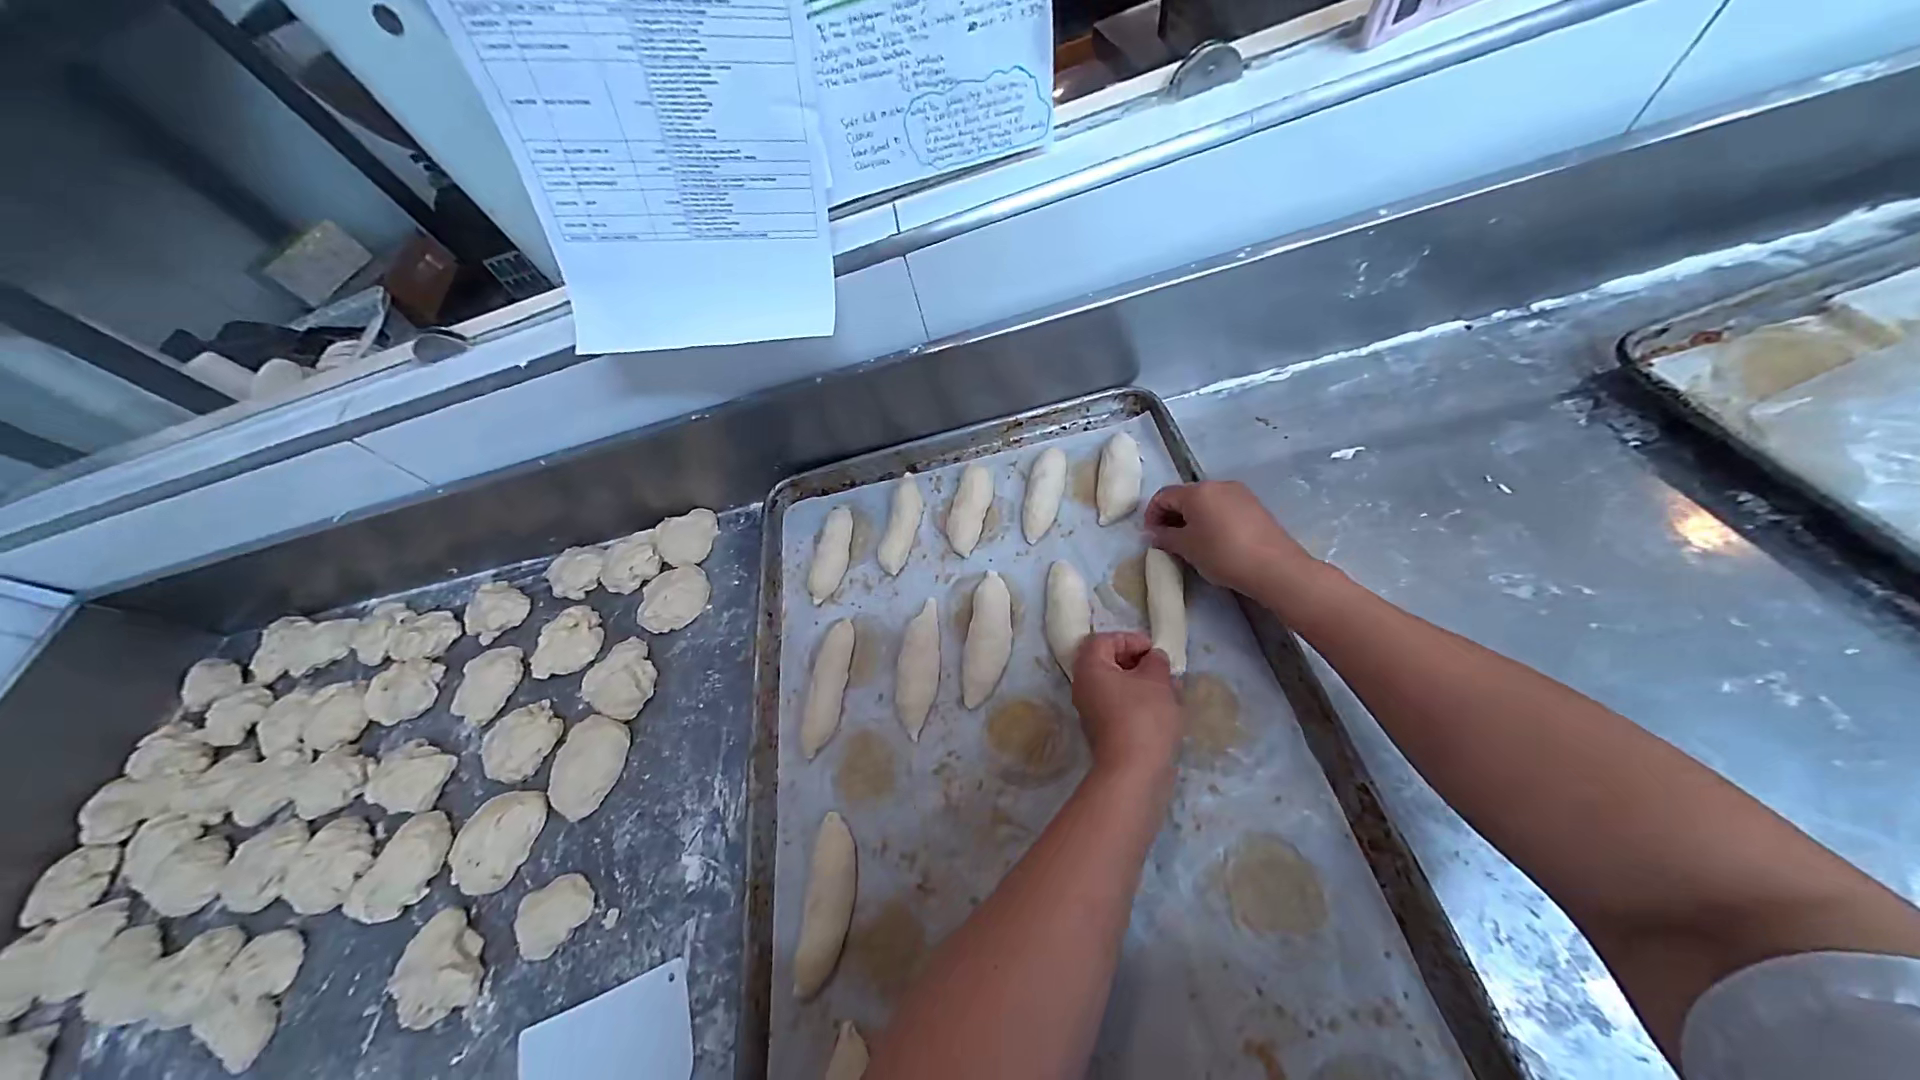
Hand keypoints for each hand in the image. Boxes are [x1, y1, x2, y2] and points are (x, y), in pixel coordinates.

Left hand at [1071, 632, 1181, 781]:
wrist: (1133, 771)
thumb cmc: (1142, 717)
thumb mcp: (1156, 680)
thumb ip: (1156, 662)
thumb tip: (1153, 658)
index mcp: (1089, 669)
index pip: (1103, 640)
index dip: (1129, 639)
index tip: (1153, 650)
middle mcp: (1084, 687)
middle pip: (1107, 662)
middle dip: (1137, 661)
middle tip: (1161, 668)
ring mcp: (1091, 711)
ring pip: (1116, 686)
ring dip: (1141, 683)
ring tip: (1168, 689)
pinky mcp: (1104, 731)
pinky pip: (1119, 705)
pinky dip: (1138, 701)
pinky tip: (1163, 709)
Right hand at [1145, 481, 1318, 598]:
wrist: (1275, 568)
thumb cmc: (1223, 554)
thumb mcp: (1186, 548)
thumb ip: (1165, 537)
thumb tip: (1154, 533)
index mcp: (1197, 491)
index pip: (1163, 496)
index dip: (1151, 515)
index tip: (1151, 536)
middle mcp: (1218, 485)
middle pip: (1185, 496)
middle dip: (1171, 516)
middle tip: (1167, 540)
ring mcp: (1239, 493)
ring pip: (1205, 502)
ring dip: (1191, 518)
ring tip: (1190, 543)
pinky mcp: (1254, 506)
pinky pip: (1223, 508)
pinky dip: (1211, 520)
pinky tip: (1214, 541)